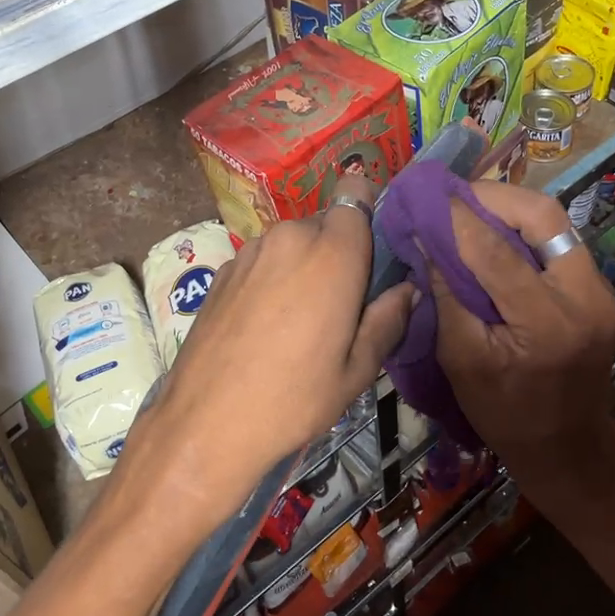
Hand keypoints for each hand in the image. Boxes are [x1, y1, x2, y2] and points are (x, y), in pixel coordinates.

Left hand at [118, 174, 411, 524]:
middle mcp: (289, 236)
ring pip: (291, 242)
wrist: (206, 422)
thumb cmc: (294, 398)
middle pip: (325, 223)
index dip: (368, 214)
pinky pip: (262, 260)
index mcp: (332, 252)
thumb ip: (388, 320)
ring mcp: (249, 251)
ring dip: (302, 265)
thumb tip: (407, 290)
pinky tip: (265, 325)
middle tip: (342, 301)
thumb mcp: (357, 370)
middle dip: (338, 251)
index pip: (357, 193)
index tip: (373, 253)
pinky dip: (271, 278)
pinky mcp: (222, 270)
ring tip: (301, 319)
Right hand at [431, 182, 614, 480]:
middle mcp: (585, 296)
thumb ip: (446, 296)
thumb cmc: (506, 414)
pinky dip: (525, 228)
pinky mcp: (600, 289)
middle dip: (495, 196)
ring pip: (556, 222)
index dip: (457, 218)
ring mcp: (601, 290)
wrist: (570, 448)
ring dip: (511, 208)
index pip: (496, 251)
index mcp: (547, 323)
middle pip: (544, 216)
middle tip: (455, 196)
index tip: (425, 196)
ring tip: (470, 208)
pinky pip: (560, 241)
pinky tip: (495, 233)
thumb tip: (424, 239)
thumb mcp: (462, 360)